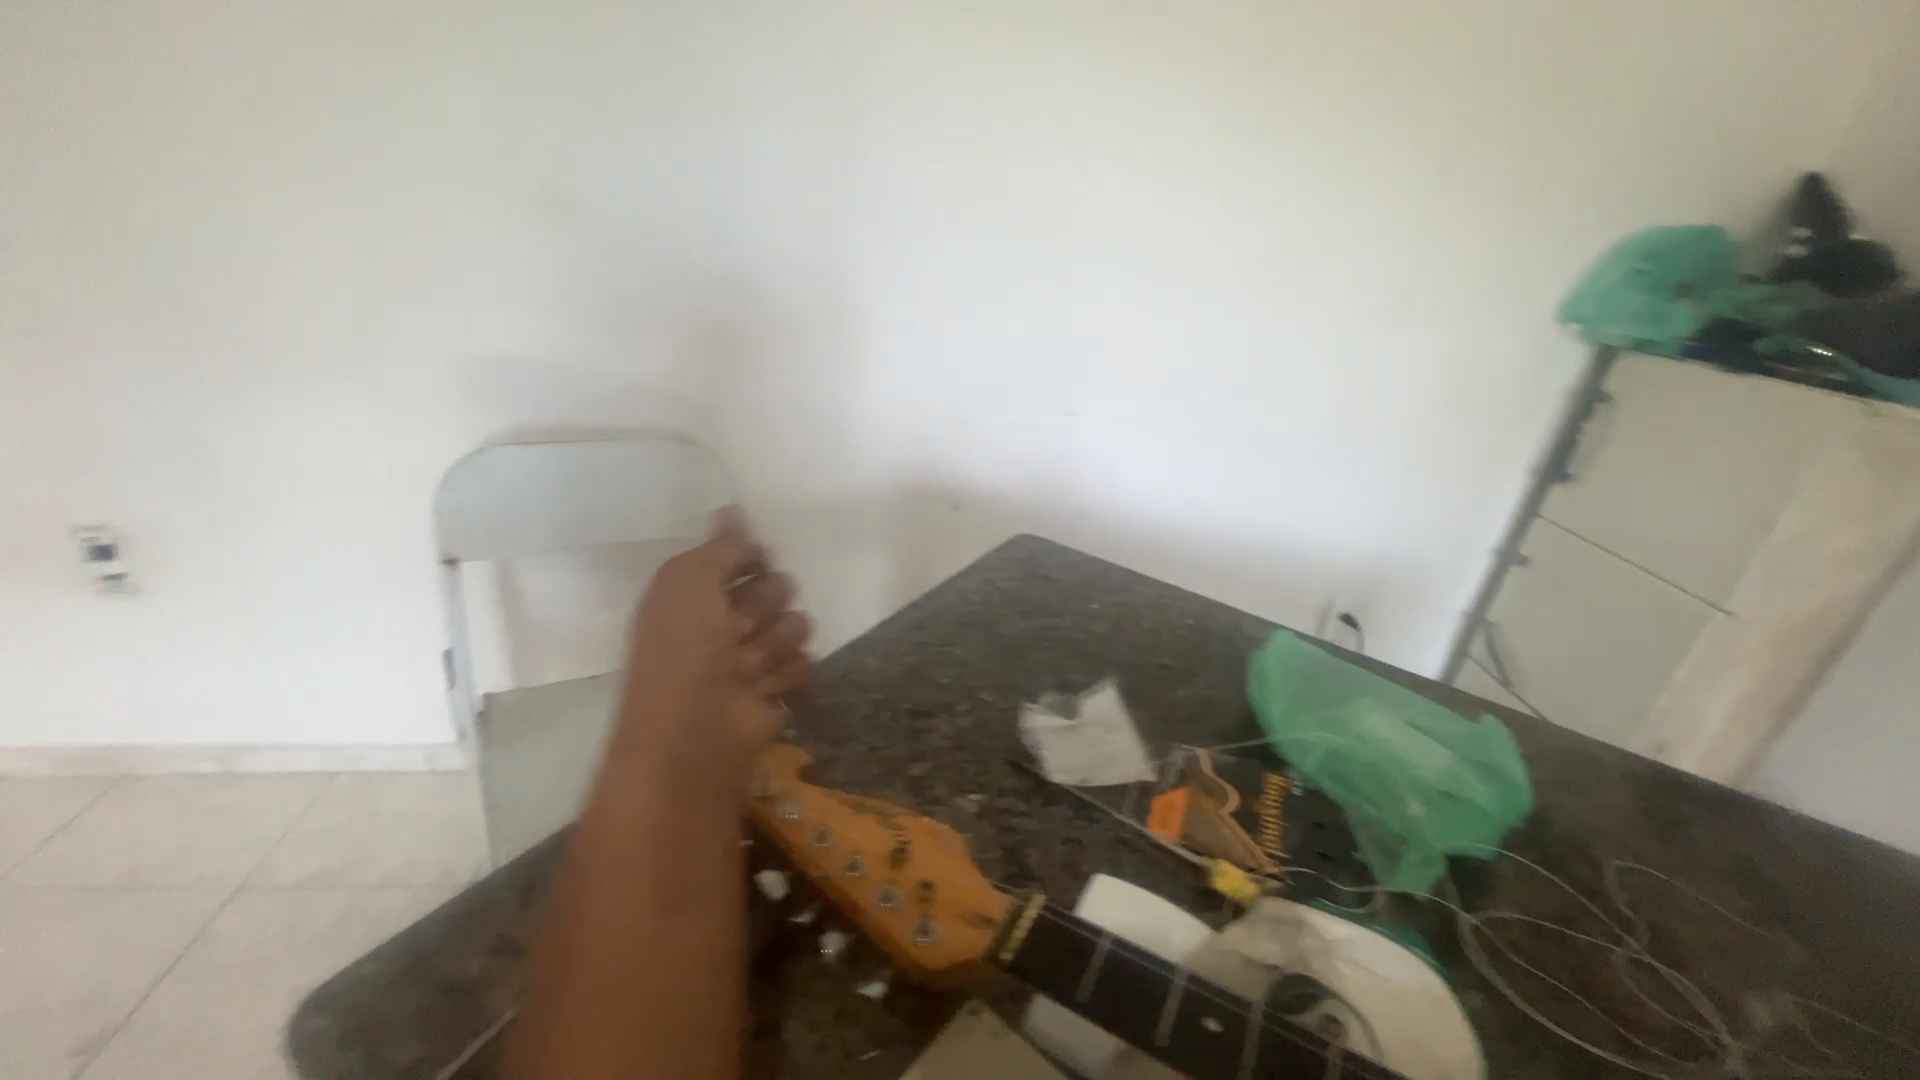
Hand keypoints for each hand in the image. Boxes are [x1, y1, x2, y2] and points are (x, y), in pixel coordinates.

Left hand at [614, 507, 811, 780]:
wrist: (695, 729)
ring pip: (794, 627)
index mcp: (695, 594)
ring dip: (775, 642)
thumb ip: (720, 546)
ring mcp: (753, 659)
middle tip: (744, 624)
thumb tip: (733, 509)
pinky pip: (804, 664)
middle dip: (766, 603)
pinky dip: (786, 675)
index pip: (742, 559)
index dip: (752, 559)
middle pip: (775, 590)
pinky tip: (765, 688)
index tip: (757, 561)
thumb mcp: (690, 580)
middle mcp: (724, 623)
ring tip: (750, 665)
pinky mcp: (778, 690)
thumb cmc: (684, 647)